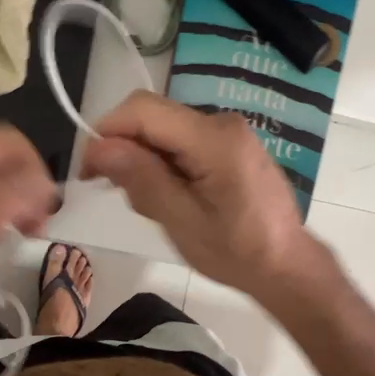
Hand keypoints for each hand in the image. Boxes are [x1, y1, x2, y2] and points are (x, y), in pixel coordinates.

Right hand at [82, 93, 322, 298]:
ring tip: (153, 206)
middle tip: (118, 194)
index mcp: (214, 140)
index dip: (107, 132)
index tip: (89, 171)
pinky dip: (164, 164)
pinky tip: (171, 198)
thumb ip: (142, 180)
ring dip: (144, 161)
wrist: (286, 265)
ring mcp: (228, 131)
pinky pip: (182, 141)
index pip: (143, 110)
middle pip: (152, 116)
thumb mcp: (182, 222)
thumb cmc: (237, 252)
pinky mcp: (229, 144)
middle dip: (125, 149)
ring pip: (164, 130)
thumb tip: (99, 147)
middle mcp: (221, 123)